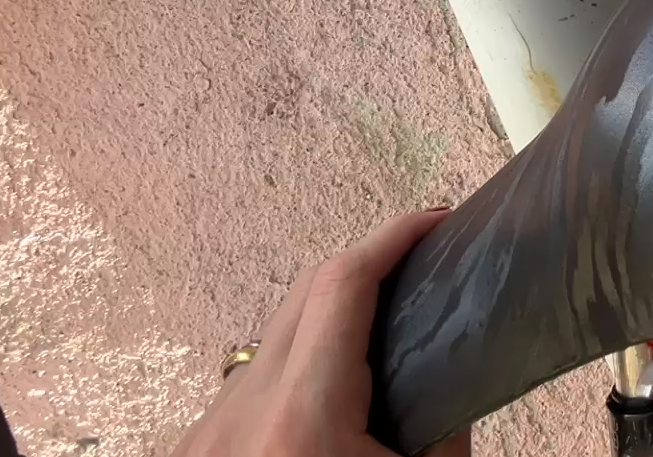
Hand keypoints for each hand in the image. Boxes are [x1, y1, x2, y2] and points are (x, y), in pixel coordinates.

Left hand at [173, 208, 468, 456]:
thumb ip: (447, 431)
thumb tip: (456, 382)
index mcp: (301, 421)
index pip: (343, 285)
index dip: (394, 236)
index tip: (438, 220)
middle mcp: (239, 417)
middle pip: (309, 288)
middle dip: (372, 255)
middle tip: (427, 254)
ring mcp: (206, 435)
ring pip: (278, 328)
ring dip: (337, 301)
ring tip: (393, 305)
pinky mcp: (195, 451)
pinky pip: (258, 371)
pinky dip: (307, 347)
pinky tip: (342, 370)